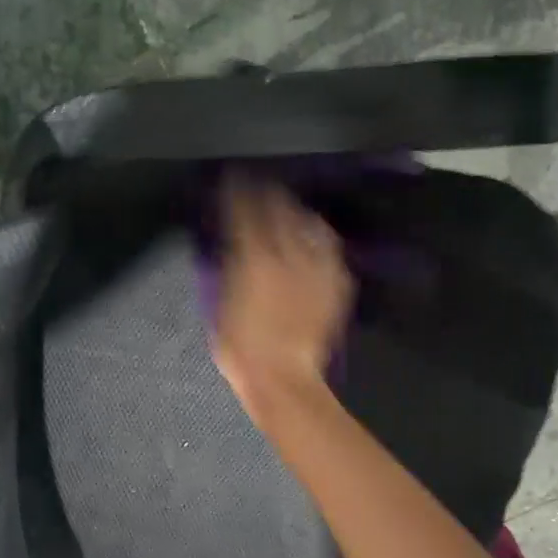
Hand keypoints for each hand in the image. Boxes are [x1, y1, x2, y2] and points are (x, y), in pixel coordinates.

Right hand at [212, 173, 352, 421]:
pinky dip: (320, 242)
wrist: (283, 379)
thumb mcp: (222, 306)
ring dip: (299, 214)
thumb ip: (229, 271)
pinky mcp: (335, 287)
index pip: (247, 211)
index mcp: (255, 259)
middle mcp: (289, 256)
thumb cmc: (242, 350)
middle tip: (262, 187)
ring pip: (311, 227)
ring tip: (292, 211)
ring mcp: (317, 270)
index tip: (234, 178)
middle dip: (270, 194)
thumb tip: (232, 248)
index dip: (240, 190)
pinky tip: (315, 243)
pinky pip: (330, 253)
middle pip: (282, 210)